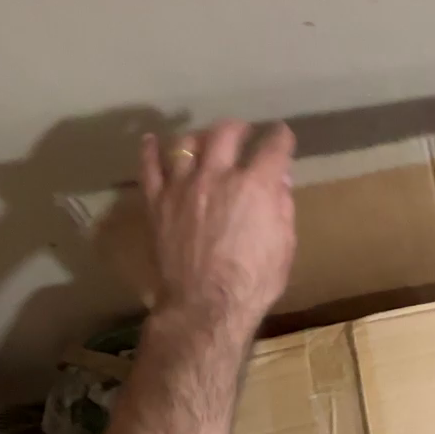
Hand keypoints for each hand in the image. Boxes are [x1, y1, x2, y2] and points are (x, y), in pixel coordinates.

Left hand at [139, 120, 296, 335]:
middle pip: (226, 134)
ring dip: (200, 136)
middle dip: (239, 128)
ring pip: (187, 143)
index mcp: (256, 186)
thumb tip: (279, 180)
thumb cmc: (255, 280)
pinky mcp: (158, 202)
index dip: (281, 137)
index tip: (282, 134)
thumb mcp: (285, 245)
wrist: (207, 305)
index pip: (273, 148)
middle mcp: (218, 176)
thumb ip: (281, 207)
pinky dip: (150, 150)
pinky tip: (152, 141)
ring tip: (205, 139)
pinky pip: (149, 167)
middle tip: (244, 130)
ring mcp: (183, 187)